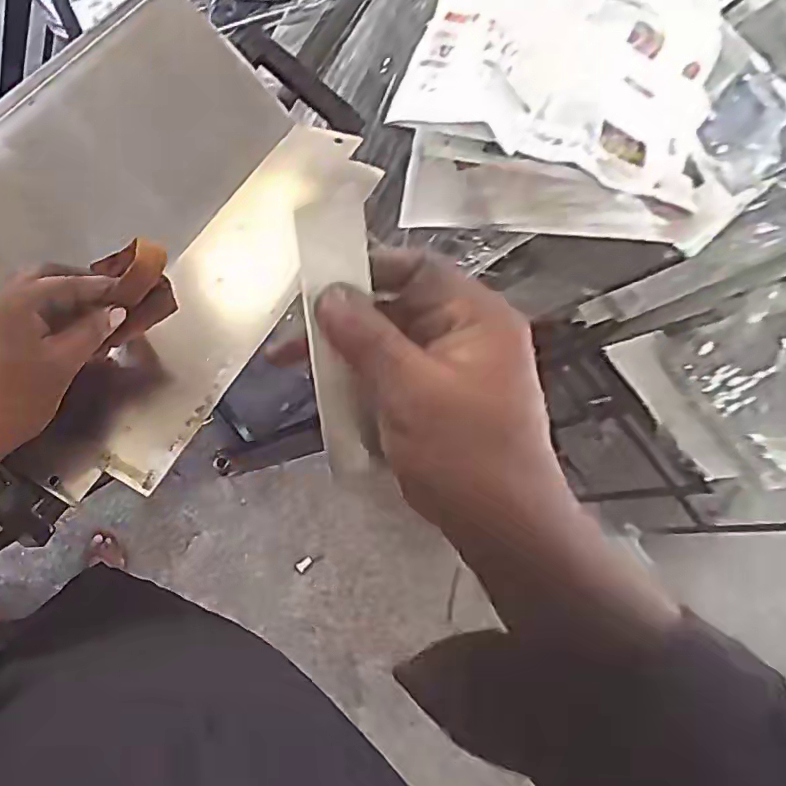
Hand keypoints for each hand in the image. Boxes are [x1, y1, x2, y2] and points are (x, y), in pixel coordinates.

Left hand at [0, 267, 127, 458]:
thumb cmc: (20, 399)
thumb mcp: (63, 364)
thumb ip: (91, 332)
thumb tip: (115, 311)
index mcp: (16, 301)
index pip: (64, 282)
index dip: (97, 286)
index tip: (125, 290)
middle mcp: (0, 300)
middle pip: (44, 278)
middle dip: (76, 285)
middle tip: (107, 298)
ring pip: (32, 295)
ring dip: (62, 300)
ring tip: (92, 315)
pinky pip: (23, 313)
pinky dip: (47, 315)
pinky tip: (68, 331)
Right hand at [312, 249, 571, 541]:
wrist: (494, 517)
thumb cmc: (464, 450)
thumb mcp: (409, 387)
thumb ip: (367, 338)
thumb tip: (329, 296)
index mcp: (474, 319)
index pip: (418, 270)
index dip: (368, 267)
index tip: (318, 278)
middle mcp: (458, 336)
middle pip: (391, 307)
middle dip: (340, 318)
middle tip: (293, 331)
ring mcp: (440, 369)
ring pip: (379, 343)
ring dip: (338, 350)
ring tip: (292, 361)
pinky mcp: (422, 398)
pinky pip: (379, 374)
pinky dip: (350, 377)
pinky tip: (320, 387)